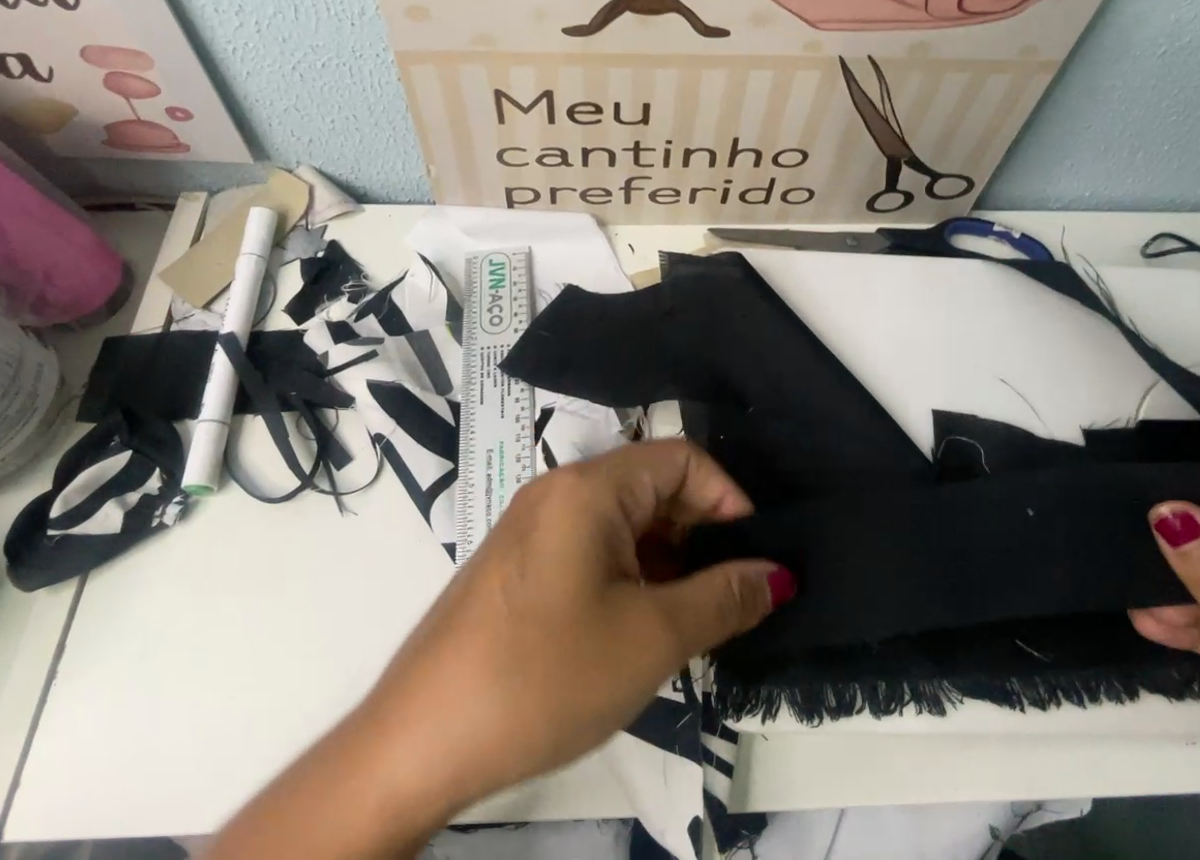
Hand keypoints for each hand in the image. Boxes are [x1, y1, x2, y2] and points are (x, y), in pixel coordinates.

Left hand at [213, 441, 790, 859]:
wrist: (422, 741)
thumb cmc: (545, 676)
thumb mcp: (652, 638)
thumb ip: (723, 598)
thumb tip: (777, 575)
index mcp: (587, 489)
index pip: (681, 459)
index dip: (729, 500)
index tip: (755, 560)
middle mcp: (556, 494)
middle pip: (652, 488)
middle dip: (700, 537)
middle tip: (728, 600)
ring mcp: (532, 532)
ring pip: (623, 526)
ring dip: (667, 565)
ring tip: (690, 625)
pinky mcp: (519, 570)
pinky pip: (591, 554)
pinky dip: (630, 580)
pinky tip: (641, 633)